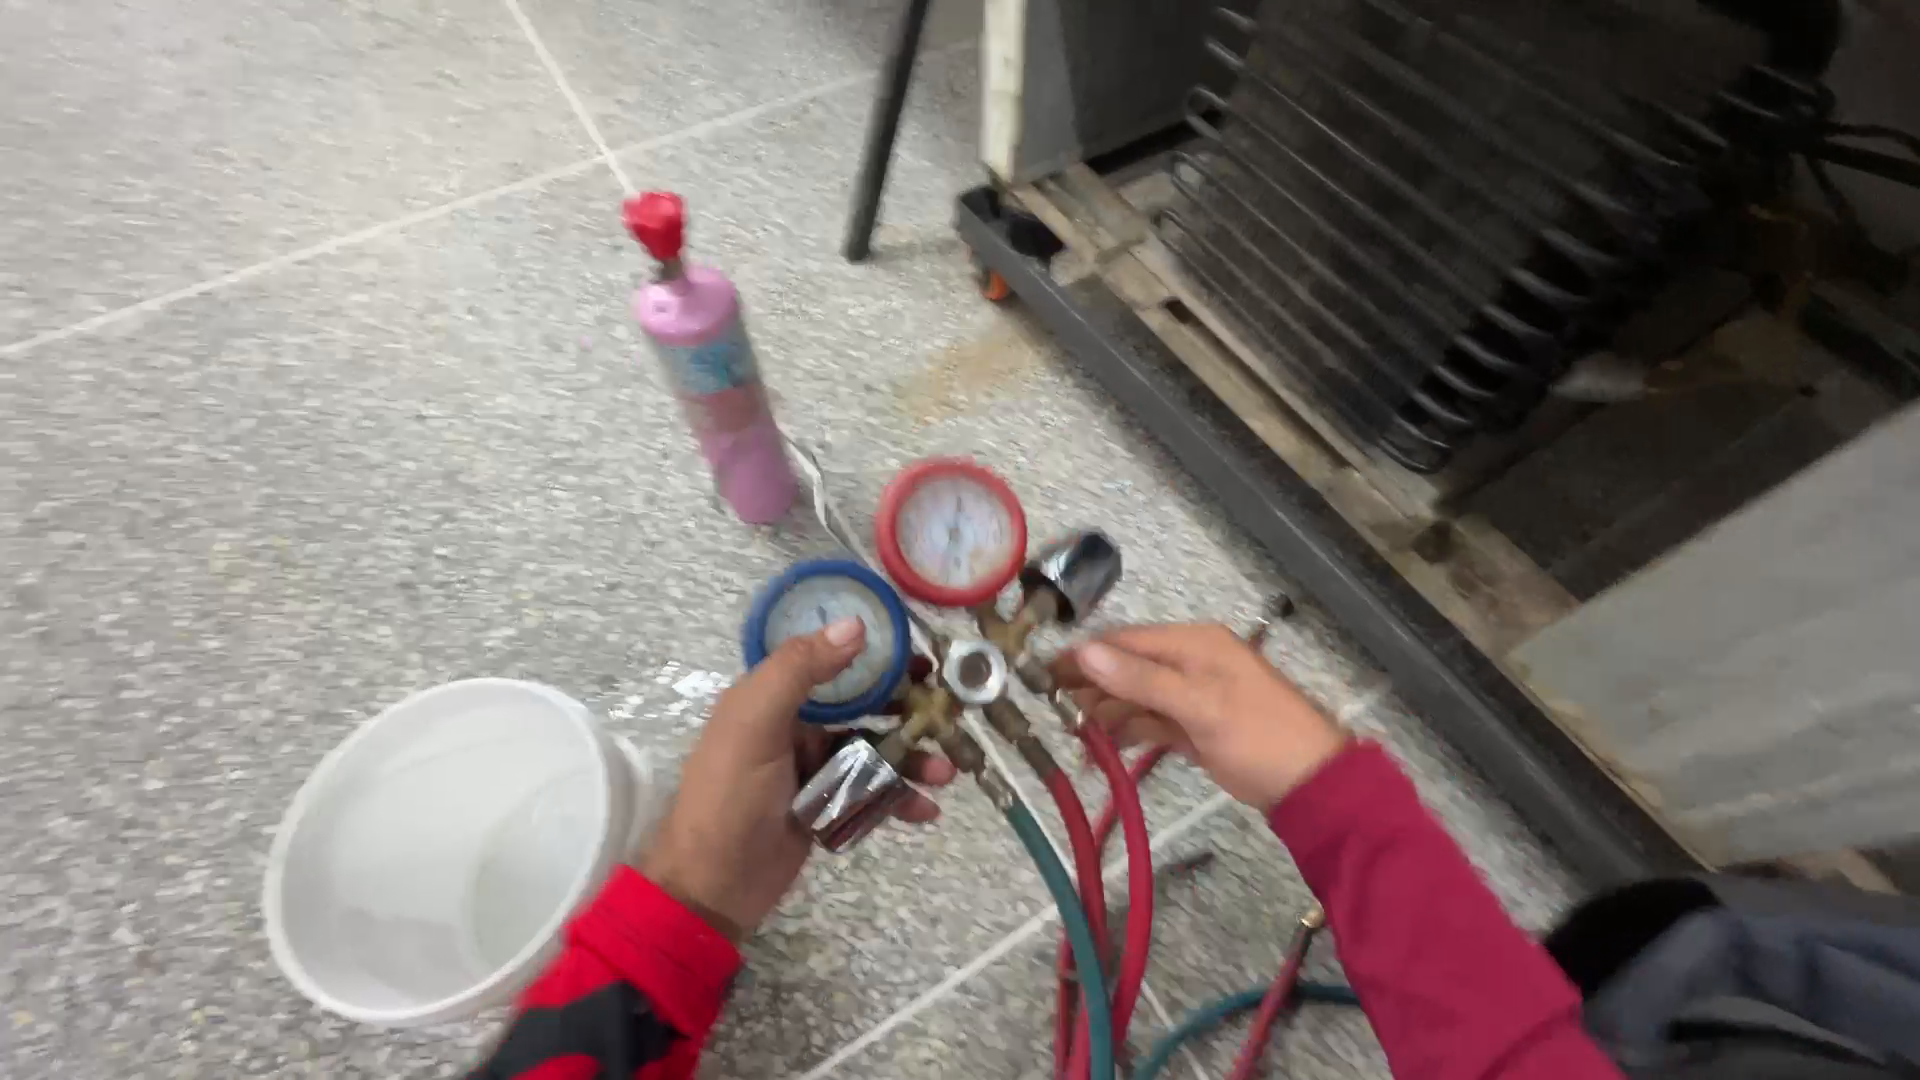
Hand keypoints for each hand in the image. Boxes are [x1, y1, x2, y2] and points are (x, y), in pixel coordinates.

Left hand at [641, 617, 955, 939]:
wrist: (711, 888)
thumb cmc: (730, 795)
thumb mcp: (755, 722)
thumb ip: (800, 669)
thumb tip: (856, 625)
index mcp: (773, 696)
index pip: (830, 659)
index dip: (875, 655)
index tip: (919, 655)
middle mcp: (796, 725)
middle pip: (863, 706)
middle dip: (907, 709)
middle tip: (946, 711)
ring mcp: (813, 768)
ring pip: (874, 751)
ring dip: (912, 759)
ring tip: (946, 773)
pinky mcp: (827, 806)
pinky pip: (872, 793)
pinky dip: (900, 799)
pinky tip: (927, 809)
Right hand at [1052, 623, 1346, 807]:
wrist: (1312, 785)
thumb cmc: (1257, 735)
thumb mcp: (1198, 704)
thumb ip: (1140, 679)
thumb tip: (1084, 652)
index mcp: (1193, 644)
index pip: (1125, 641)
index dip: (1085, 655)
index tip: (1045, 673)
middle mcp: (1188, 662)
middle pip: (1127, 667)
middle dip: (1091, 684)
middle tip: (1052, 706)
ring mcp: (1191, 695)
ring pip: (1135, 696)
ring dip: (1106, 710)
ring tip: (1073, 729)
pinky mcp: (1193, 726)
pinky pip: (1150, 721)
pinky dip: (1127, 730)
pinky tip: (1102, 743)